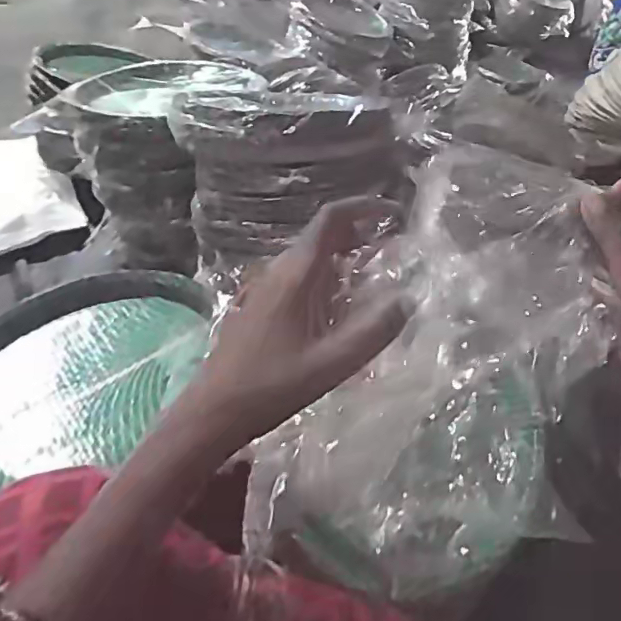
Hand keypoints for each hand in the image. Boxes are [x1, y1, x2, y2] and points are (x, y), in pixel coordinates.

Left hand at [182, 197, 408, 443]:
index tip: (395, 212)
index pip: (332, 218)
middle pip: (326, 233)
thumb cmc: (271, 386)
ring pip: (316, 254)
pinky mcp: (266, 303)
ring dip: (349, 253)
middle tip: (396, 245)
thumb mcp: (333, 363)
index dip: (365, 206)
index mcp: (297, 273)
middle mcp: (282, 270)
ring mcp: (270, 285)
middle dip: (363, 231)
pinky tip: (348, 301)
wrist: (211, 413)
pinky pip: (306, 274)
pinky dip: (334, 273)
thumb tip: (409, 299)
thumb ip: (375, 330)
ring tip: (380, 270)